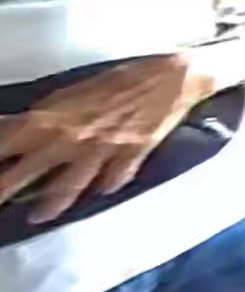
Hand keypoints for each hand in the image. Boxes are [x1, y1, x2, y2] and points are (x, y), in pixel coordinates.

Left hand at [0, 54, 215, 222]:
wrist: (179, 75)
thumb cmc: (123, 77)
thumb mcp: (70, 91)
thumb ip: (38, 115)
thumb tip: (9, 127)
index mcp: (44, 121)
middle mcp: (68, 140)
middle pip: (21, 176)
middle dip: (1, 191)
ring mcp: (104, 148)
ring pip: (69, 184)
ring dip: (52, 203)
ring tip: (40, 216)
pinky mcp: (136, 150)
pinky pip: (118, 174)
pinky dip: (110, 184)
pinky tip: (105, 190)